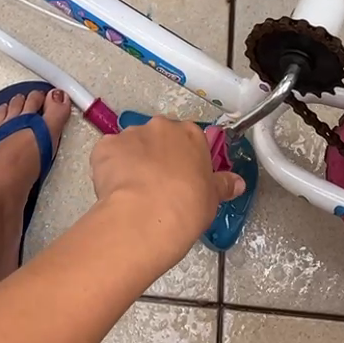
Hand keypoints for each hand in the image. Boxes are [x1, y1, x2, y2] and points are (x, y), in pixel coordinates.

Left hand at [90, 119, 244, 259]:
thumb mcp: (213, 198)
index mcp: (190, 134)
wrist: (146, 215)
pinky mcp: (105, 147)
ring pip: (132, 145)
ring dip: (133, 162)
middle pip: (159, 138)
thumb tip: (237, 183)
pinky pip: (108, 154)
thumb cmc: (186, 206)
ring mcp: (131, 134)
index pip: (189, 139)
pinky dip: (109, 168)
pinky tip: (115, 189)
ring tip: (135, 192)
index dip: (184, 159)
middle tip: (159, 185)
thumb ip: (223, 185)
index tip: (182, 177)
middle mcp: (161, 127)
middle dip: (157, 157)